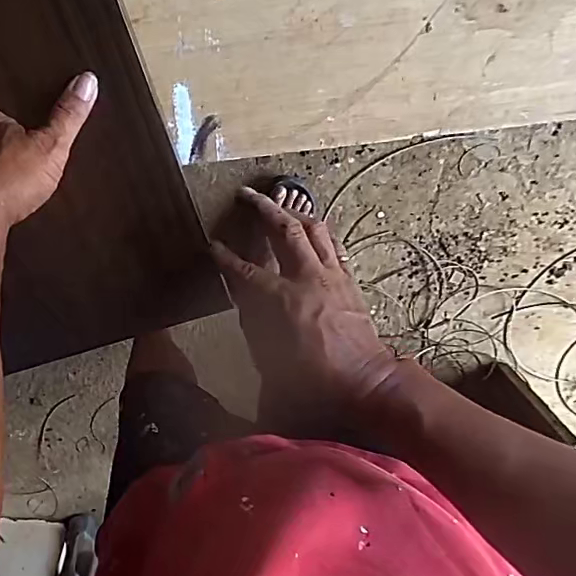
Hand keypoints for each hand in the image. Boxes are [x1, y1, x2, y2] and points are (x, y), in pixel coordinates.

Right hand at [211, 187, 401, 434]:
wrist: (364, 381)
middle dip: (262, 208)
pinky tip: (310, 226)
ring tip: (280, 200)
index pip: (244, 269)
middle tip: (247, 194)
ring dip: (294, 211)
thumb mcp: (267, 353)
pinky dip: (318, 231)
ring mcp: (331, 275)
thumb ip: (251, 318)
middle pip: (284, 230)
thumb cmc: (311, 376)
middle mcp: (307, 278)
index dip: (225, 257)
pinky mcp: (347, 280)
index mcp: (281, 298)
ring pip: (313, 229)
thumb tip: (241, 294)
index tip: (212, 245)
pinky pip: (331, 245)